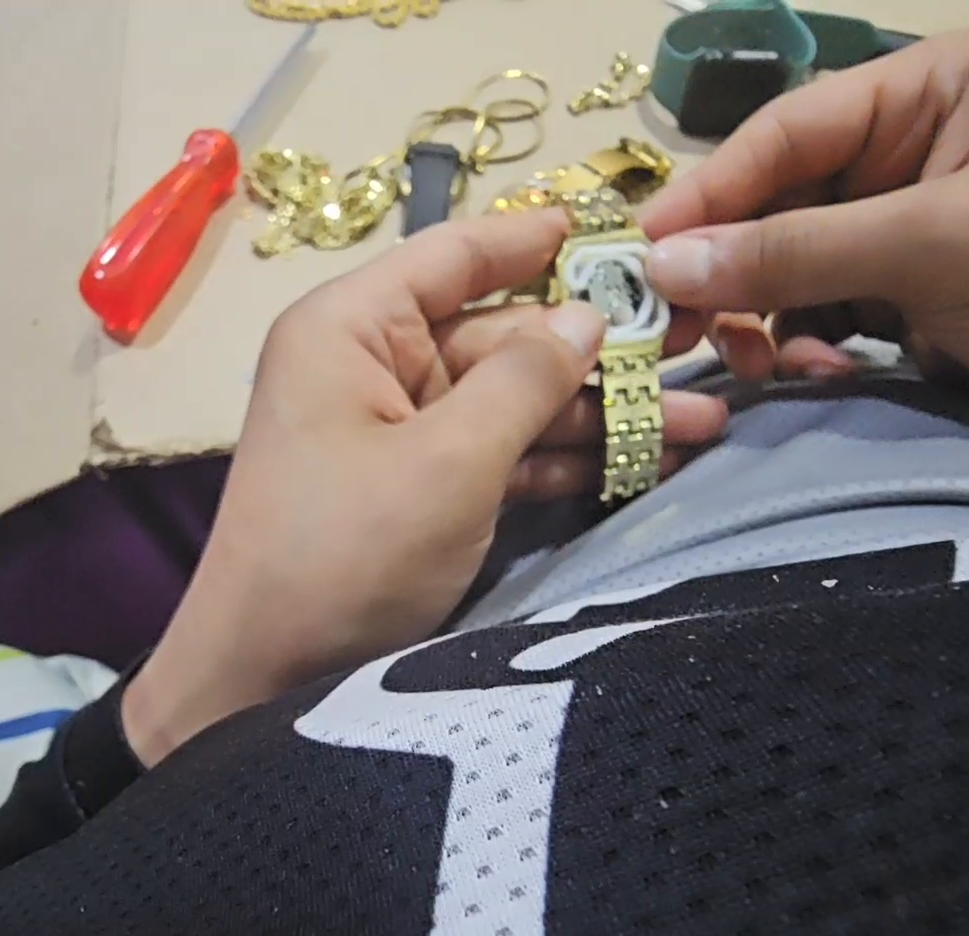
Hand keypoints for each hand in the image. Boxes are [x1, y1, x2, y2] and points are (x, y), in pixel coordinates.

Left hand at [122, 212, 722, 763]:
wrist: (266, 673)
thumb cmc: (347, 551)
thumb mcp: (447, 460)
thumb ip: (523, 381)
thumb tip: (587, 316)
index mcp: (352, 329)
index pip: (453, 257)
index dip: (534, 240)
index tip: (617, 228)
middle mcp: (371, 368)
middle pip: (496, 338)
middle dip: (595, 350)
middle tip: (702, 340)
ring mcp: (396, 434)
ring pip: (506, 406)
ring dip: (594, 416)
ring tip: (702, 419)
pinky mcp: (417, 493)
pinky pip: (494, 459)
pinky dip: (556, 465)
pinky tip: (640, 463)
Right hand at [639, 24, 968, 431]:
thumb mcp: (947, 244)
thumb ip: (794, 252)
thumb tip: (662, 264)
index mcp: (932, 93)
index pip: (781, 137)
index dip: (700, 198)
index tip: (634, 262)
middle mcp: (905, 154)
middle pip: (769, 209)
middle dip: (722, 274)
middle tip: (669, 336)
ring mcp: (899, 232)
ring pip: (779, 272)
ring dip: (759, 322)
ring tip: (757, 368)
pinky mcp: (900, 299)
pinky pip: (812, 317)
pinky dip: (799, 349)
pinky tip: (820, 372)